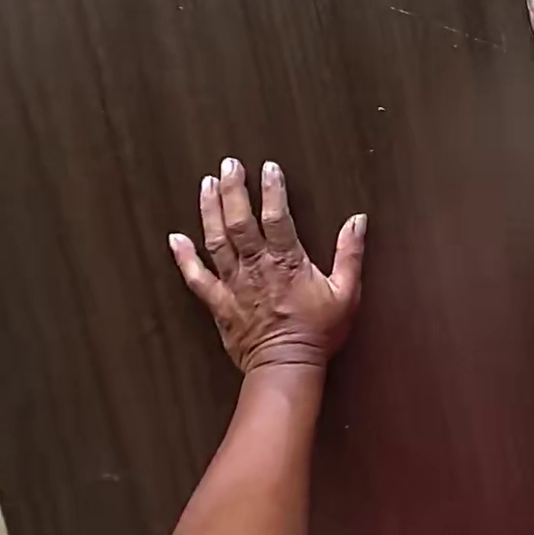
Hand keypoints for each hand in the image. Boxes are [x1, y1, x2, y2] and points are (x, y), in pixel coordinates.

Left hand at [168, 158, 366, 373]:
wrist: (288, 369)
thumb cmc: (318, 332)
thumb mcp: (346, 293)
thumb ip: (350, 254)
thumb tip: (358, 220)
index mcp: (286, 261)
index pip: (277, 217)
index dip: (273, 189)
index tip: (268, 166)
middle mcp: (256, 266)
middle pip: (240, 221)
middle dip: (233, 190)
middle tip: (228, 164)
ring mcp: (234, 283)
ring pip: (217, 240)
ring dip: (209, 210)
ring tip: (205, 184)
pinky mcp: (219, 302)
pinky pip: (196, 278)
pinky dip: (184, 258)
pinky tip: (175, 239)